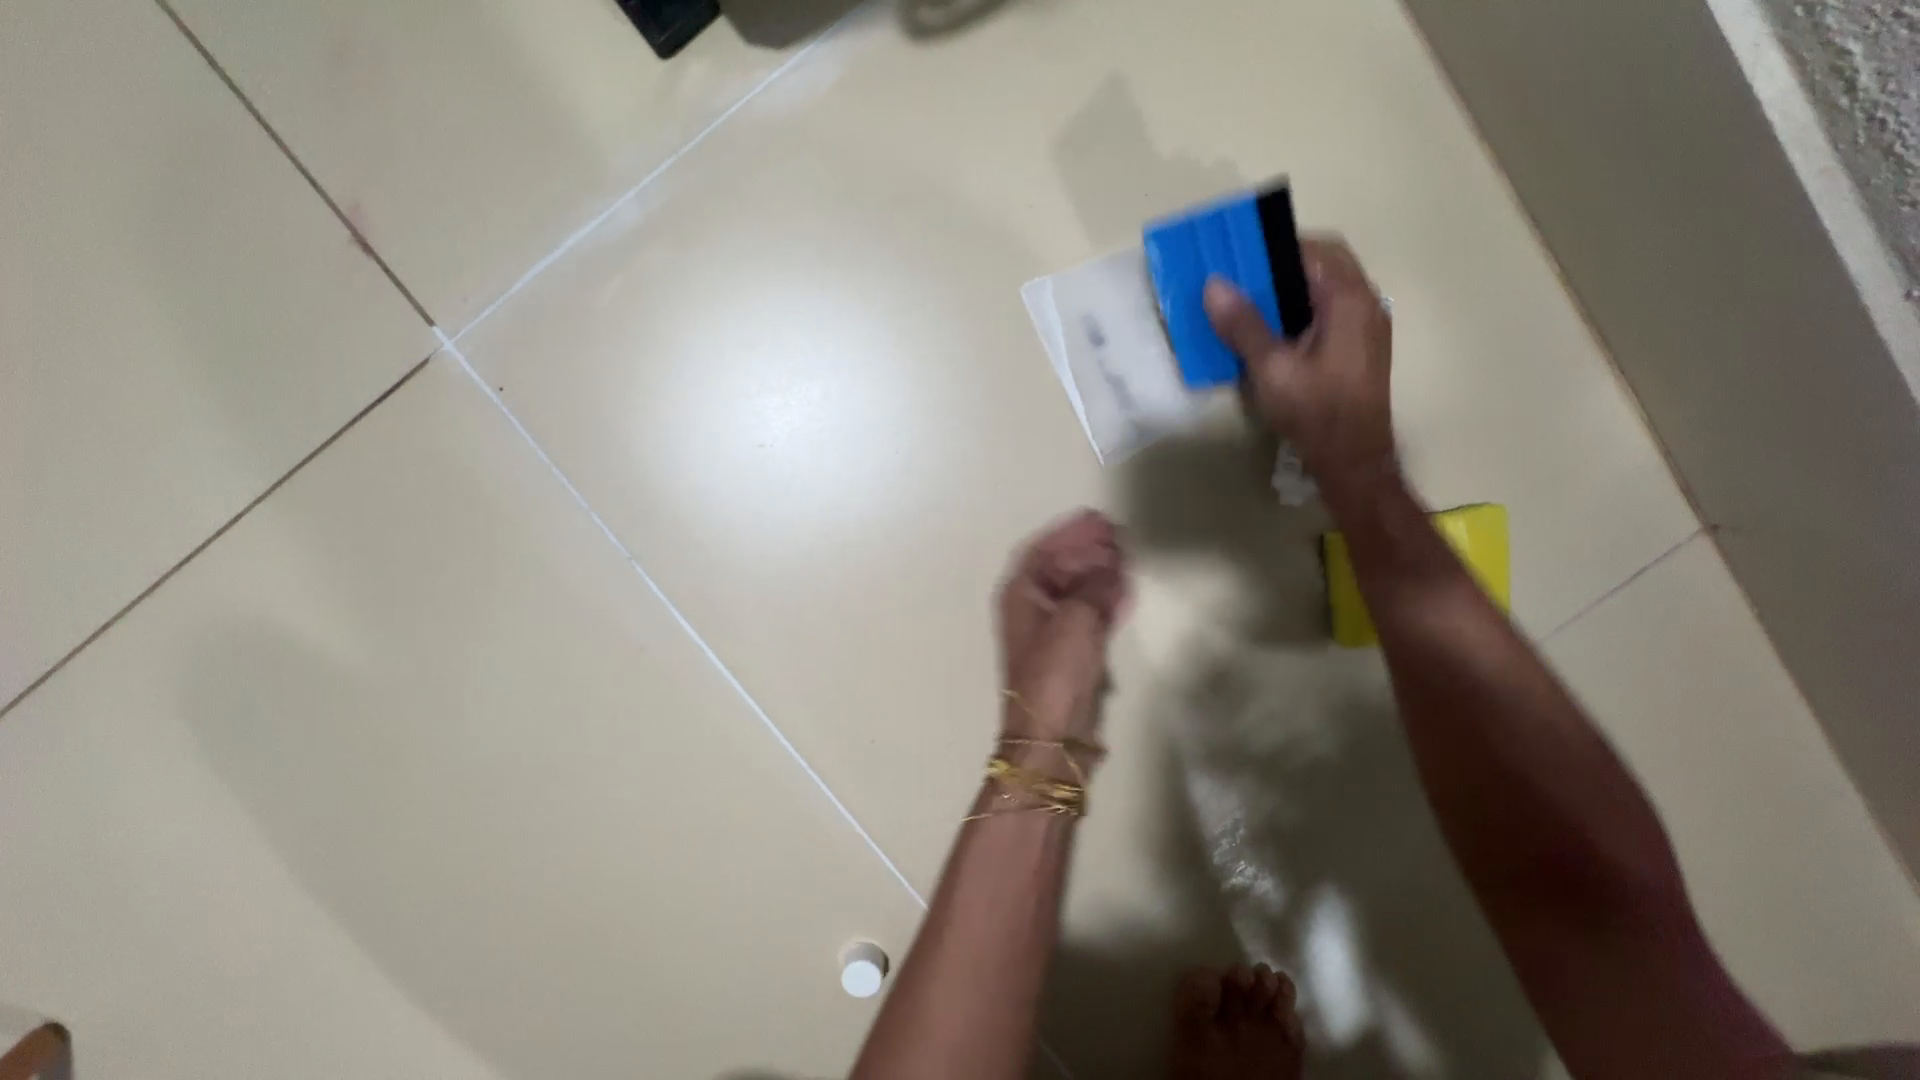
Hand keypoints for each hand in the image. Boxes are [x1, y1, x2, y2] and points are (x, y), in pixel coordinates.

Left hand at [995, 510, 1128, 739]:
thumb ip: (1095, 585)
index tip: (1097, 519)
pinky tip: (1125, 590)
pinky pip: (1089, 613)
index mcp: (1020, 593)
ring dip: (1099, 572)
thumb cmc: (1055, 672)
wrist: (1054, 735)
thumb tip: (1112, 565)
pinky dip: (1105, 599)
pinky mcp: (1071, 652)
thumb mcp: (1077, 619)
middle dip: (1088, 549)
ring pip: (1076, 589)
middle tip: (1120, 535)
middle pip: (1060, 566)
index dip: (1068, 532)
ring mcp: (1051, 631)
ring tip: (1127, 557)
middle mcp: (1031, 608)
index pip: (1042, 549)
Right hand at [1204, 238, 1397, 502]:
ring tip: (1252, 307)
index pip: (1314, 249)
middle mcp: (1366, 303)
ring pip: (1328, 288)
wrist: (1353, 459)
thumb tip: (1214, 285)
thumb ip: (1244, 325)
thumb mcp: (1271, 369)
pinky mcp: (1361, 347)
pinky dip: (1302, 310)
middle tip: (1243, 282)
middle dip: (1282, 267)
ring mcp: (1367, 326)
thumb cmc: (1315, 411)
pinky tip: (1275, 334)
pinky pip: (1331, 311)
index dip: (1274, 247)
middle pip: (1324, 264)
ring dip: (1291, 289)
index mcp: (1349, 300)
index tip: (1239, 259)